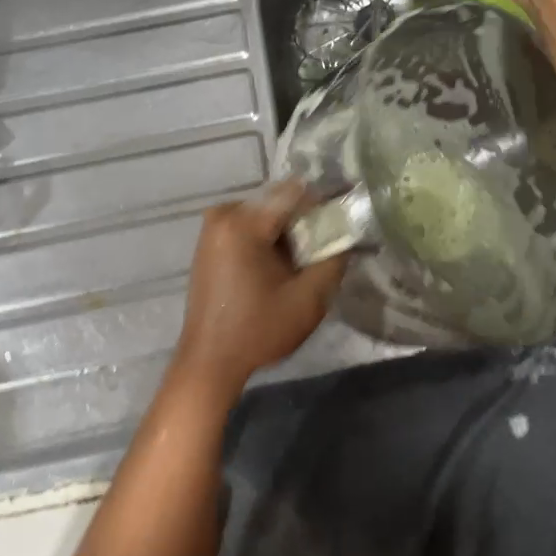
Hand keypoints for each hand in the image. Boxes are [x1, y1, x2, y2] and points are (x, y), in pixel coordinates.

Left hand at [173, 181, 347, 392]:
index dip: (321, 208)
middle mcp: (224, 214)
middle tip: (316, 254)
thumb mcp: (308, 299)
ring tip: (296, 265)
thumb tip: (346, 236)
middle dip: (302, 223)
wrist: (209, 361)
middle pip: (278, 202)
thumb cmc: (258, 330)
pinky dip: (265, 239)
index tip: (337, 232)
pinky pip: (247, 225)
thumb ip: (334, 260)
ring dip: (284, 232)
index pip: (295, 193)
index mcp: (243, 222)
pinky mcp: (209, 241)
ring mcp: (212, 226)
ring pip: (264, 213)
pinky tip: (273, 269)